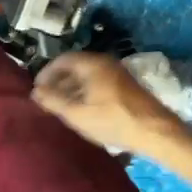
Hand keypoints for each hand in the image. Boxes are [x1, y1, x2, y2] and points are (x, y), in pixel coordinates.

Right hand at [32, 52, 180, 149]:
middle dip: (58, 82)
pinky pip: (98, 82)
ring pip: (87, 76)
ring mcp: (118, 73)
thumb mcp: (77, 113)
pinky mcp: (126, 86)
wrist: (156, 131)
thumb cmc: (113, 120)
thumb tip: (35, 92)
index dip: (46, 73)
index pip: (61, 60)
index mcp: (92, 63)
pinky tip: (83, 110)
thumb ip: (53, 101)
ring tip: (62, 107)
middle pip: (75, 67)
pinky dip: (86, 92)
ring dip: (72, 88)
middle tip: (47, 99)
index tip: (37, 90)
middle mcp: (106, 62)